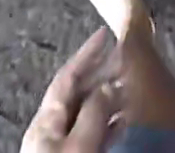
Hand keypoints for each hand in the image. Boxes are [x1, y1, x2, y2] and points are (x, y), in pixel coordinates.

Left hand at [21, 29, 119, 152]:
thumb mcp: (78, 144)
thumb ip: (94, 112)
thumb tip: (110, 84)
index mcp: (45, 120)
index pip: (67, 75)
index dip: (86, 52)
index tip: (105, 31)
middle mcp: (50, 129)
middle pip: (77, 91)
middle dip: (101, 73)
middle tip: (126, 60)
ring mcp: (58, 147)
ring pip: (85, 112)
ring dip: (107, 98)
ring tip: (129, 86)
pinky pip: (90, 133)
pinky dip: (107, 122)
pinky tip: (123, 119)